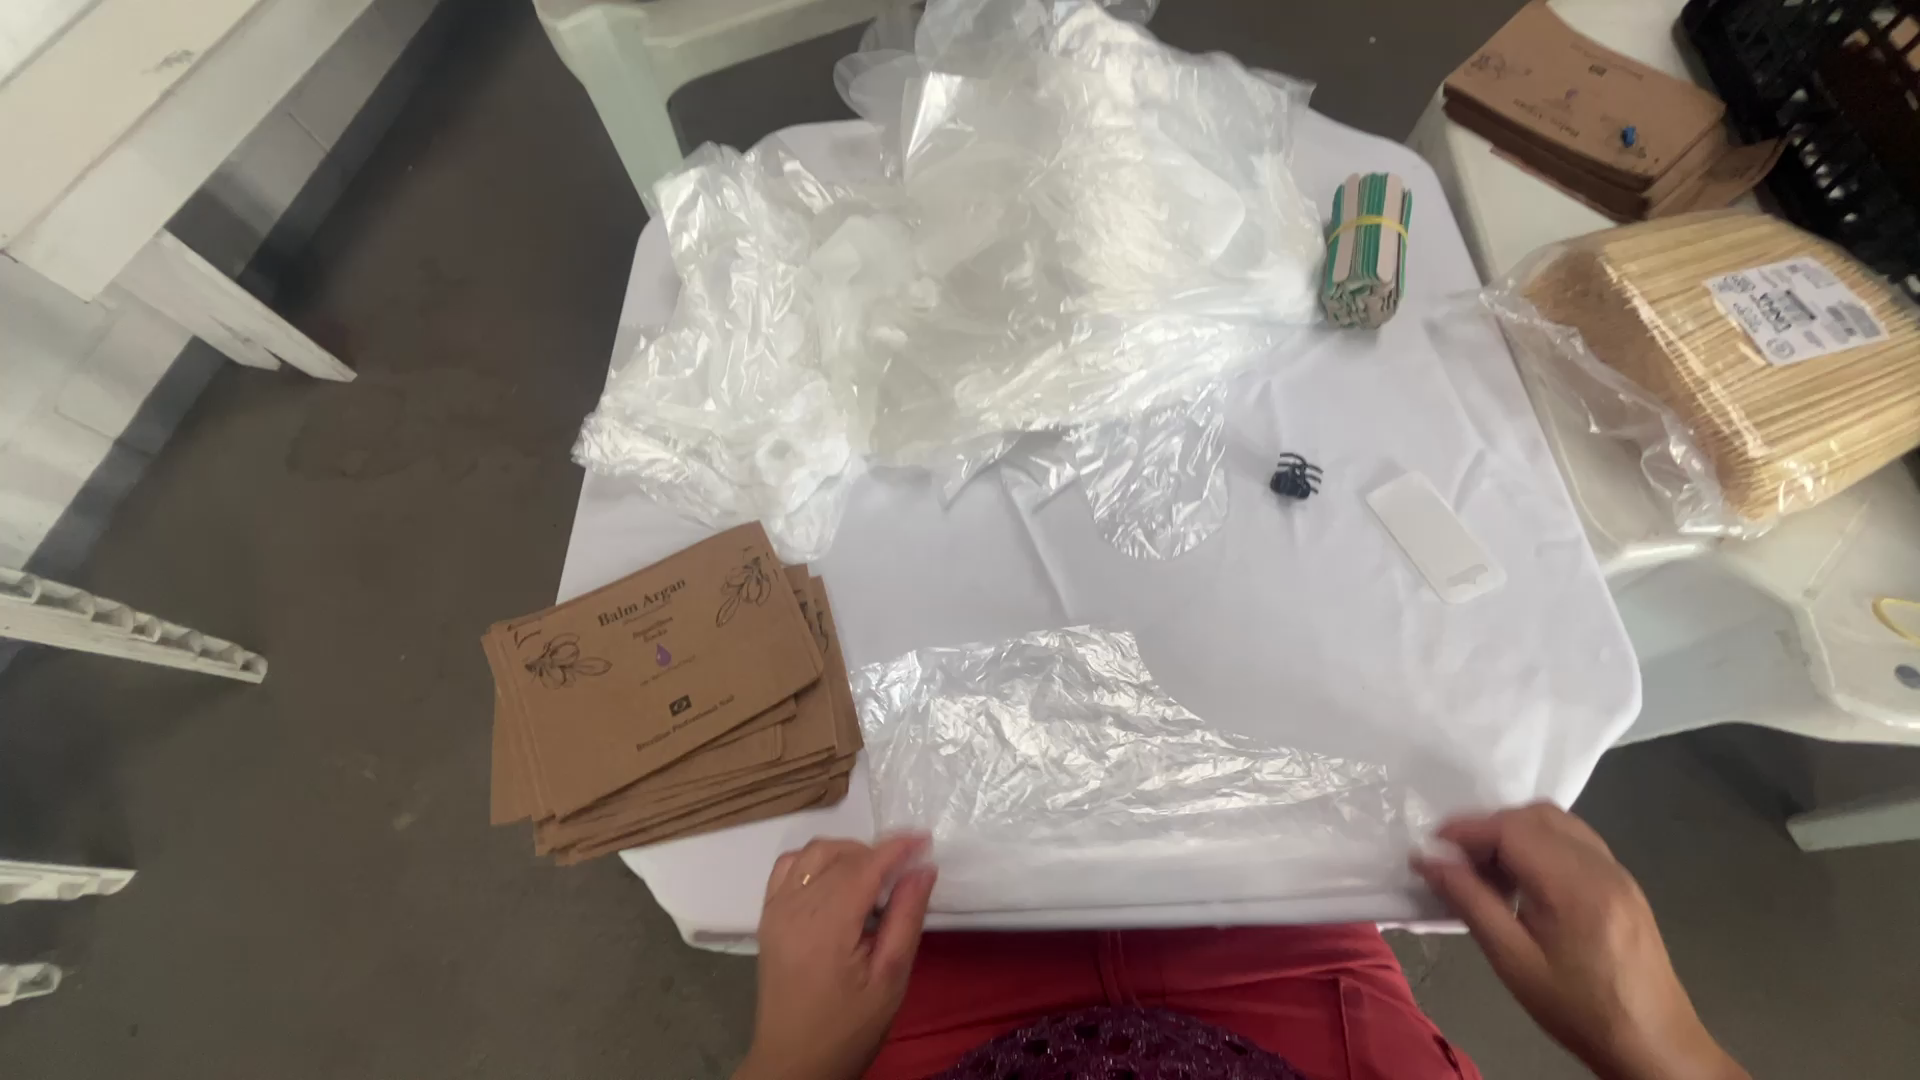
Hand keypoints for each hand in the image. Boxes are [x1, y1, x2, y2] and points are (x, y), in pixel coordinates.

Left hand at [734, 834, 938, 1079]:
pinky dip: (815, 860)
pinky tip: (834, 879)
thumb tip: (923, 868)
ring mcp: (777, 908)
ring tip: (872, 877)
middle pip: (841, 854)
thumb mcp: (890, 979)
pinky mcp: (768, 915)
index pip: (866, 865)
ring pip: (814, 852)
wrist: (793, 1065)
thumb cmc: (849, 1028)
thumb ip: (906, 917)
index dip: (897, 847)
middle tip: (904, 873)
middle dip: (877, 852)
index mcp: (828, 924)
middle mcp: (796, 907)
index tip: (925, 841)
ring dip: (847, 851)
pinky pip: (789, 865)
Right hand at [1412, 803, 1746, 1079]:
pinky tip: (1522, 877)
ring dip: (1511, 831)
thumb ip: (1469, 901)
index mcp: (1576, 888)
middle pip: (1531, 816)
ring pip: (1553, 821)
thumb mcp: (1512, 960)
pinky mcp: (1622, 883)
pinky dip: (1536, 841)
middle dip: (1485, 828)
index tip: (1432, 850)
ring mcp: (1618, 873)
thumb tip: (1427, 860)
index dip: (1464, 830)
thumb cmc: (1579, 1009)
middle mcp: (1602, 869)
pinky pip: (1571, 838)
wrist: (1658, 1051)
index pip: (1510, 829)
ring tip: (1488, 868)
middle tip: (1457, 861)